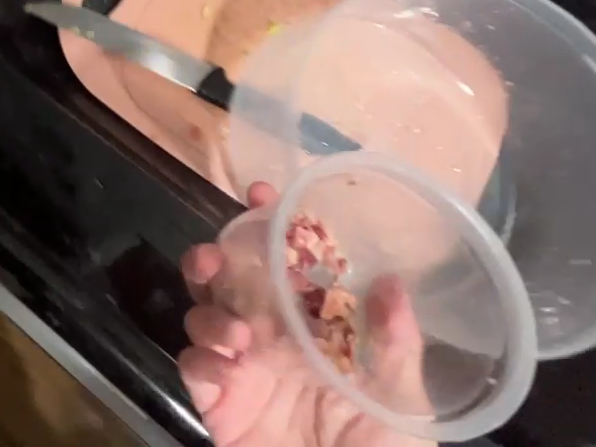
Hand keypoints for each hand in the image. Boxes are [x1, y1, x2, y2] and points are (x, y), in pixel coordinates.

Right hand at [179, 183, 431, 446]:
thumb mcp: (403, 400)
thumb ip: (396, 344)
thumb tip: (392, 281)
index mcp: (305, 325)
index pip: (277, 263)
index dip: (264, 223)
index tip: (262, 194)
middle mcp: (265, 335)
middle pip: (219, 279)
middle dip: (207, 257)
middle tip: (214, 258)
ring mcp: (238, 365)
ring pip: (199, 314)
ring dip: (209, 313)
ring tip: (238, 334)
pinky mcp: (216, 399)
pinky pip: (192, 365)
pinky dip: (203, 360)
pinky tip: (230, 372)